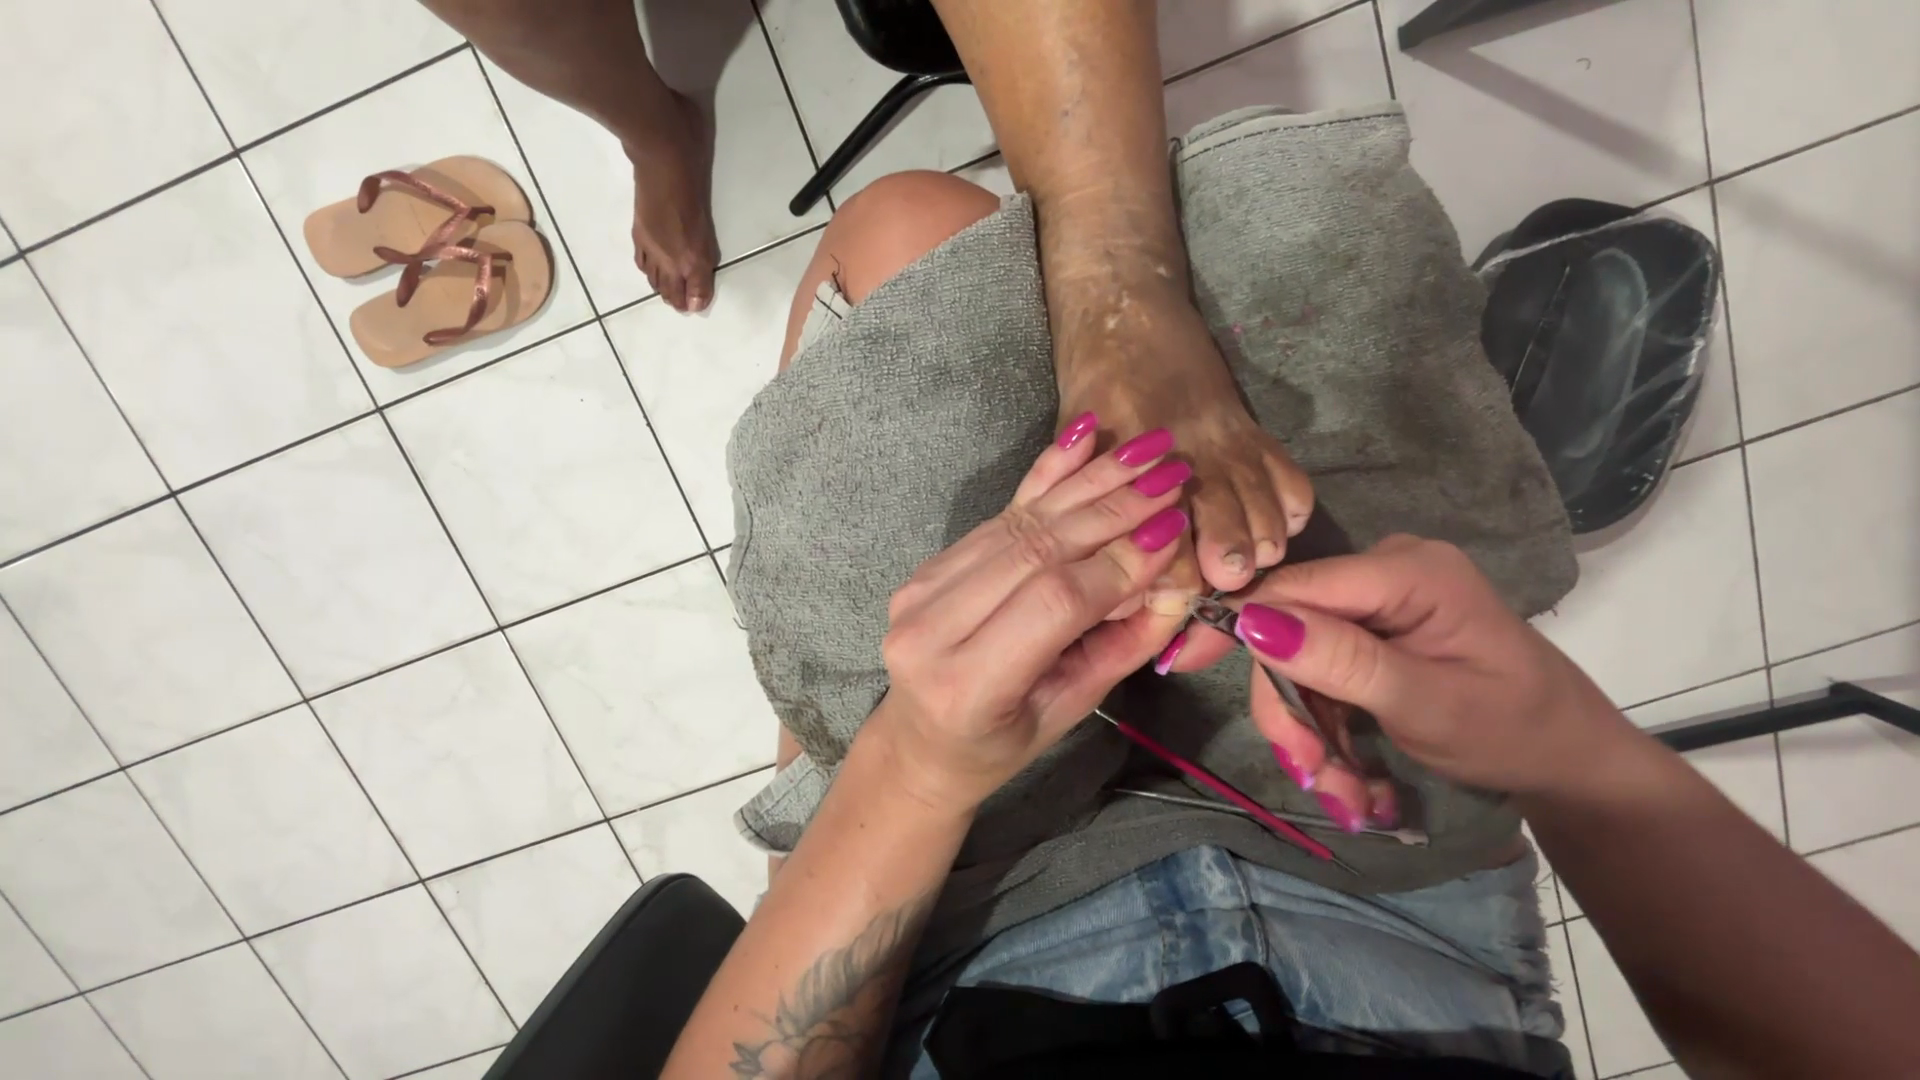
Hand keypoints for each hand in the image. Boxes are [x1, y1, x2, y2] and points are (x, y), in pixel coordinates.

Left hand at [870, 418, 1189, 814]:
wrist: (921, 741)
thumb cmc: (1000, 743)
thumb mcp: (1068, 711)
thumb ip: (1121, 645)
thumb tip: (1176, 582)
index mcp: (966, 686)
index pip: (1055, 602)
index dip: (1118, 562)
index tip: (1175, 526)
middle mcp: (931, 629)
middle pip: (1035, 549)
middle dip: (1112, 509)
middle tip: (1173, 474)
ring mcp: (920, 589)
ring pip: (1018, 523)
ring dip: (1088, 482)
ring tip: (1147, 450)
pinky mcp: (928, 565)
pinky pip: (997, 514)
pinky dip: (1047, 475)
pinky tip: (1086, 437)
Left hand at [1055, 286, 1314, 598]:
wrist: (1127, 309)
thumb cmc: (1093, 381)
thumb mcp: (1072, 435)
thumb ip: (1083, 491)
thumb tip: (1101, 561)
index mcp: (1140, 465)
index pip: (1167, 547)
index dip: (1171, 589)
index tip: (1169, 611)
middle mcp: (1196, 458)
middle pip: (1230, 537)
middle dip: (1226, 575)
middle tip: (1220, 593)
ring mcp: (1233, 442)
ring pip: (1268, 515)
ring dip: (1260, 551)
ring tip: (1247, 570)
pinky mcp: (1256, 429)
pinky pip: (1292, 481)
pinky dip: (1289, 514)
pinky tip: (1270, 529)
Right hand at [1193, 536, 1640, 818]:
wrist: (1571, 763)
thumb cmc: (1514, 731)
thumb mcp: (1427, 703)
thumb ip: (1341, 660)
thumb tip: (1250, 621)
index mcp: (1406, 570)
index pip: (1293, 584)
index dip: (1234, 621)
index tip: (1183, 665)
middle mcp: (1384, 573)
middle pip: (1290, 629)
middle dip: (1291, 708)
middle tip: (1309, 774)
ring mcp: (1378, 604)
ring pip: (1298, 660)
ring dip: (1309, 731)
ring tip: (1345, 794)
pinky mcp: (1373, 633)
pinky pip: (1320, 673)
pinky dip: (1325, 727)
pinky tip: (1351, 775)